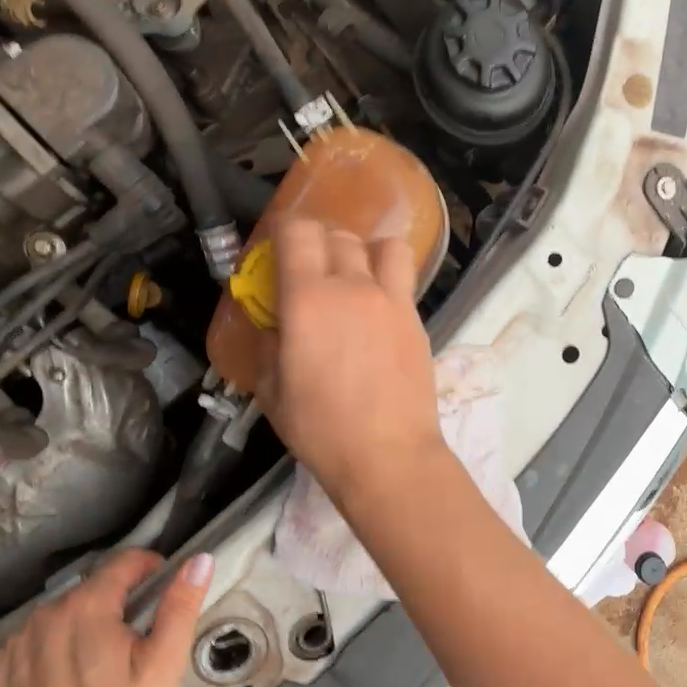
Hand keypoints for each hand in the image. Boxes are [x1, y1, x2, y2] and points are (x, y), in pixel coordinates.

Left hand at [0, 550, 211, 686]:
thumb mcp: (163, 662)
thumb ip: (180, 606)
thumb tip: (200, 560)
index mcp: (89, 605)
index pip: (124, 561)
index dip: (149, 568)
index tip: (160, 590)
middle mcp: (45, 613)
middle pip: (88, 593)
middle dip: (112, 606)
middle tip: (129, 644)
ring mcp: (10, 643)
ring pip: (54, 620)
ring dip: (75, 630)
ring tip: (90, 668)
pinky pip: (22, 650)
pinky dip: (41, 657)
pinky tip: (52, 686)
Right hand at [253, 218, 447, 502]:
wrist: (388, 455)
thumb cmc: (321, 429)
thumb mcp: (272, 392)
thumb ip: (269, 348)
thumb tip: (275, 328)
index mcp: (308, 299)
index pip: (298, 232)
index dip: (285, 231)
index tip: (278, 248)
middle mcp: (353, 288)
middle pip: (340, 235)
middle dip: (321, 242)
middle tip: (312, 268)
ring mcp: (392, 302)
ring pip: (385, 246)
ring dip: (366, 251)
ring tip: (356, 276)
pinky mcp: (417, 321)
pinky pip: (405, 280)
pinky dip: (389, 280)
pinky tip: (377, 309)